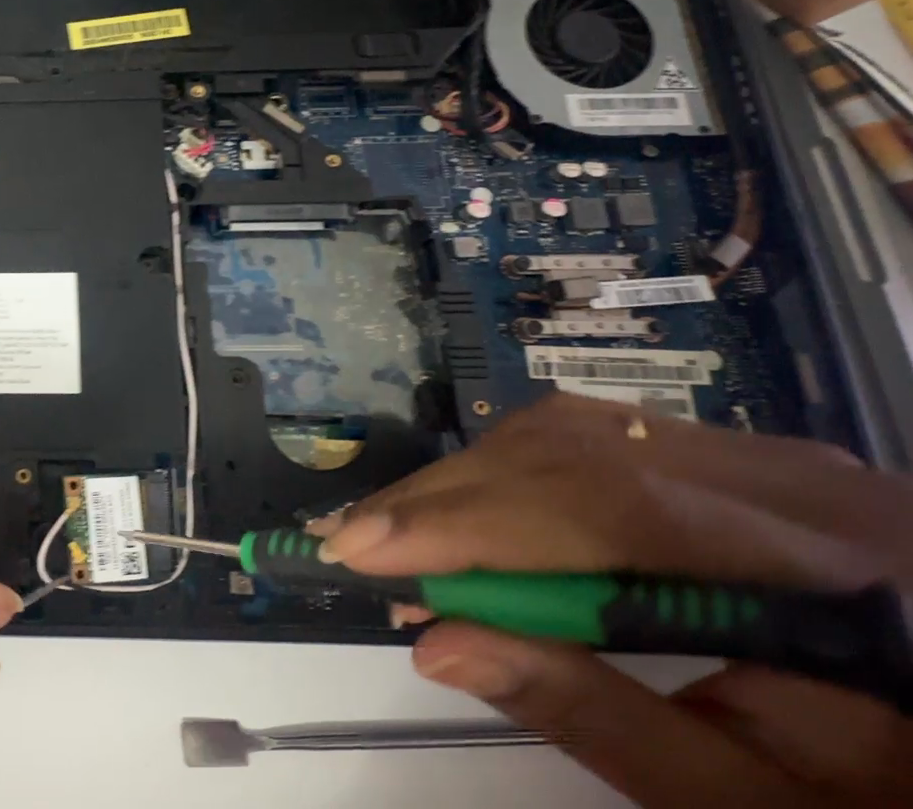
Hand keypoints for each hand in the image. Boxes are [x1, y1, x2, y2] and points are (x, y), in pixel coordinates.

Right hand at [310, 394, 912, 807]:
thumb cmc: (879, 796)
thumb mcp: (755, 797)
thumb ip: (602, 717)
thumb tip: (437, 647)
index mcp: (853, 569)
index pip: (616, 508)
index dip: (472, 523)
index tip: (360, 553)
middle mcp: (803, 482)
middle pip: (575, 455)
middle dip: (443, 501)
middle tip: (348, 548)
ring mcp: (762, 458)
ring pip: (566, 435)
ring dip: (460, 486)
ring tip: (389, 538)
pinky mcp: (721, 458)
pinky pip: (584, 442)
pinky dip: (499, 479)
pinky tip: (456, 519)